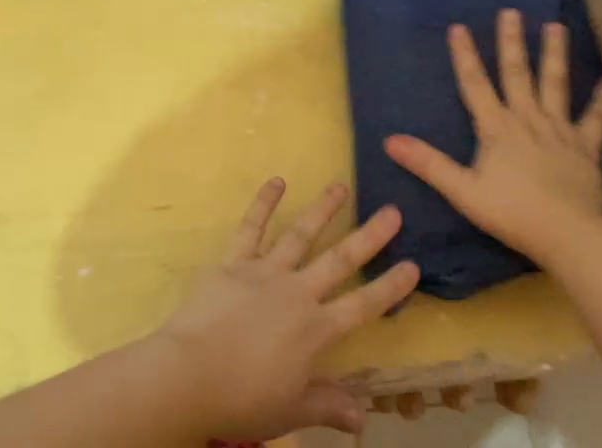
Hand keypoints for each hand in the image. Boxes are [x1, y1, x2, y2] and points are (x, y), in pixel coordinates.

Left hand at [150, 179, 420, 439]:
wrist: (188, 376)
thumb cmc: (241, 399)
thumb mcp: (291, 410)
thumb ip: (328, 406)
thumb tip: (364, 419)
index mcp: (314, 329)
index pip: (362, 306)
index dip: (389, 288)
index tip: (413, 265)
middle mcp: (296, 292)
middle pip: (339, 261)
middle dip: (369, 237)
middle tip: (393, 211)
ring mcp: (264, 273)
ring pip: (299, 235)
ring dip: (322, 210)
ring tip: (340, 186)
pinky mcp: (232, 263)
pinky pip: (250, 229)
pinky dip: (263, 204)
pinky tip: (276, 181)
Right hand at [385, 9, 601, 264]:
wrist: (569, 234)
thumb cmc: (512, 213)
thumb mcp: (463, 191)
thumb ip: (429, 164)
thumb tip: (390, 141)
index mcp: (497, 128)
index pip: (475, 85)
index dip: (465, 56)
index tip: (459, 27)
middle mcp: (528, 120)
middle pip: (517, 75)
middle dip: (511, 43)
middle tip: (511, 12)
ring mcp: (560, 130)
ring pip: (556, 85)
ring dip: (554, 55)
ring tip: (556, 27)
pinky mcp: (586, 147)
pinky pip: (595, 119)